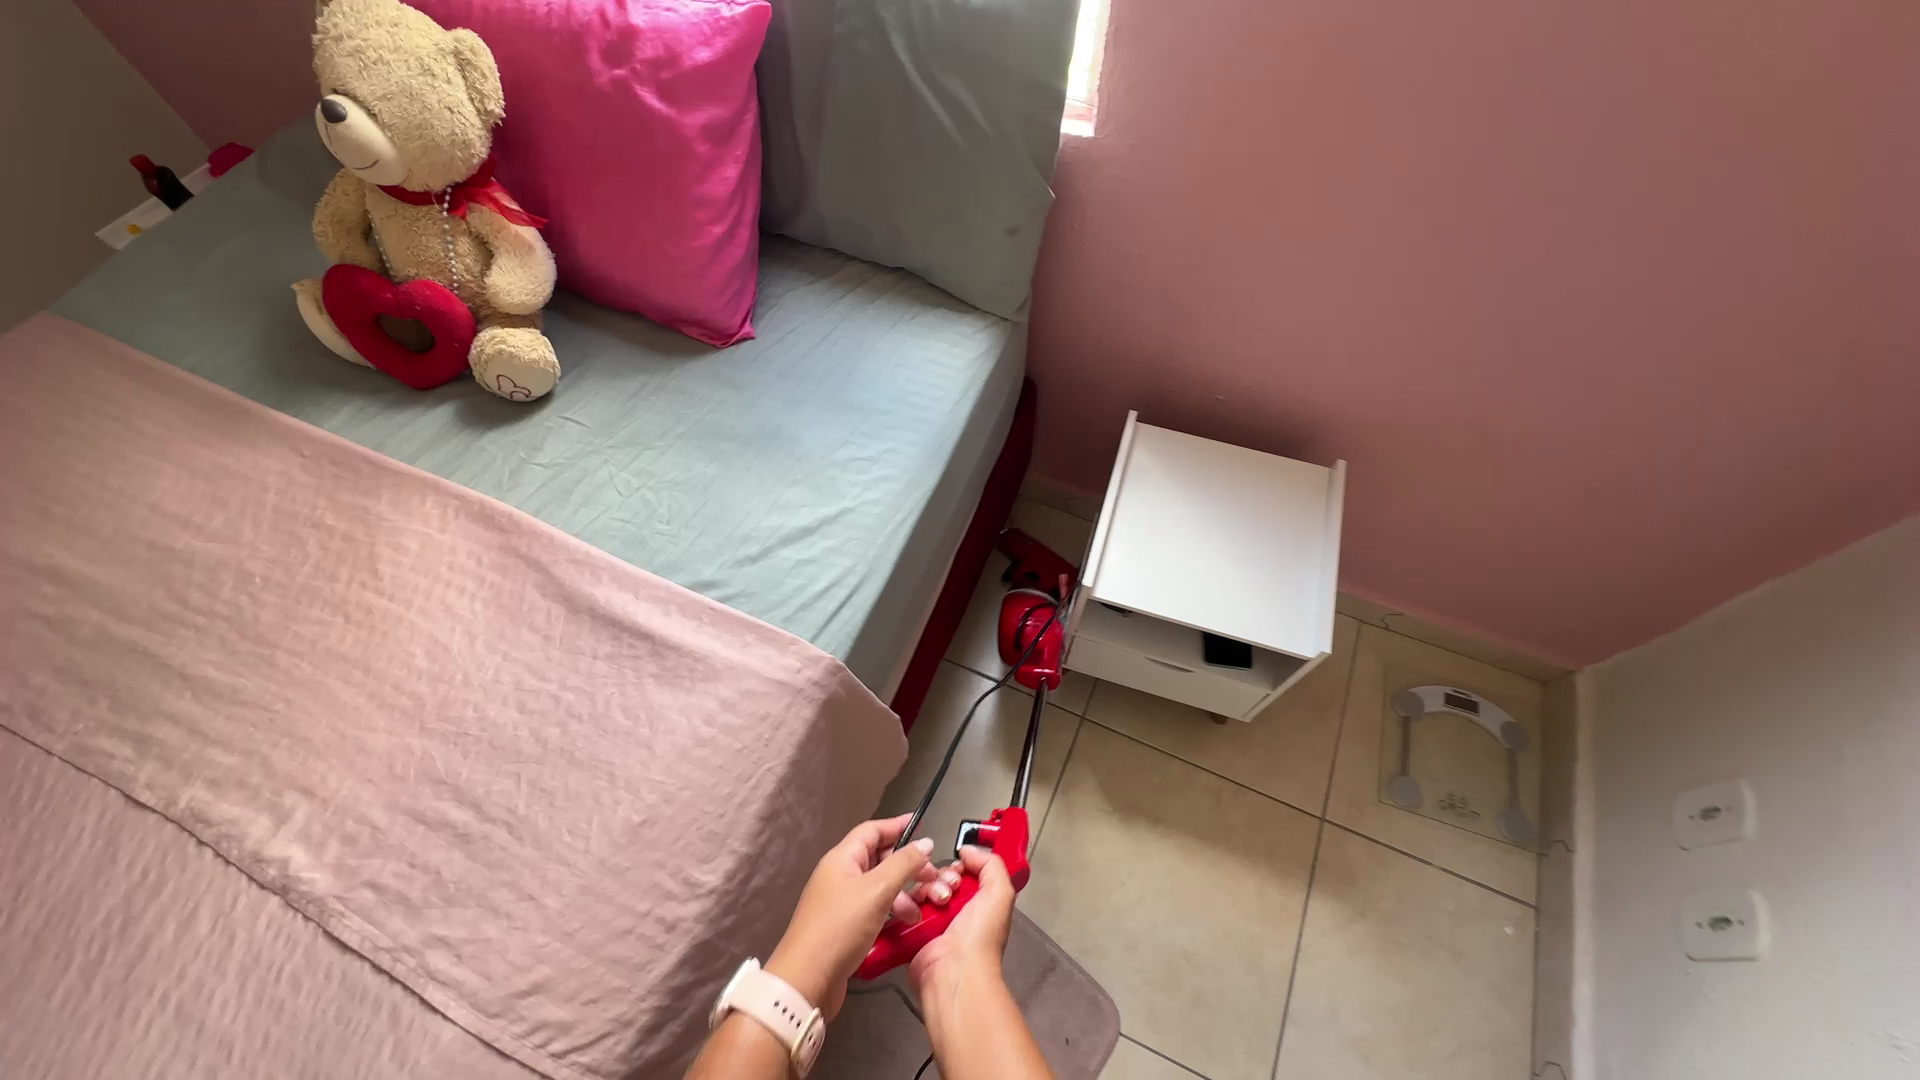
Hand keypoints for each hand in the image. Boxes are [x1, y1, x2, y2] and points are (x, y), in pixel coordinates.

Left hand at [766, 815, 937, 1019]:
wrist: (806, 980)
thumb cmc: (841, 927)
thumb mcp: (878, 890)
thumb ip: (904, 864)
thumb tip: (925, 844)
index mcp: (842, 858)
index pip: (873, 830)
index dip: (897, 825)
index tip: (922, 824)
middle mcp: (840, 875)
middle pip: (877, 858)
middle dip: (907, 865)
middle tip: (932, 876)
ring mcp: (840, 902)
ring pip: (878, 886)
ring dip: (902, 892)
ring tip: (920, 908)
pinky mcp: (844, 927)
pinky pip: (874, 908)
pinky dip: (891, 911)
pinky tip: (906, 923)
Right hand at [907, 844, 1015, 1002]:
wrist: (954, 971)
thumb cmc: (980, 936)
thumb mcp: (1000, 893)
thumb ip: (991, 864)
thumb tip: (967, 850)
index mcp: (978, 902)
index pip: (962, 871)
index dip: (959, 865)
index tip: (958, 870)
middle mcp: (955, 910)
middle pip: (939, 877)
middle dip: (941, 876)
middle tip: (948, 889)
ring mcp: (932, 921)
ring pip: (921, 888)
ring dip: (925, 889)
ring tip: (935, 902)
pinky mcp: (912, 930)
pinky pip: (903, 904)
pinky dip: (906, 902)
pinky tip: (913, 906)